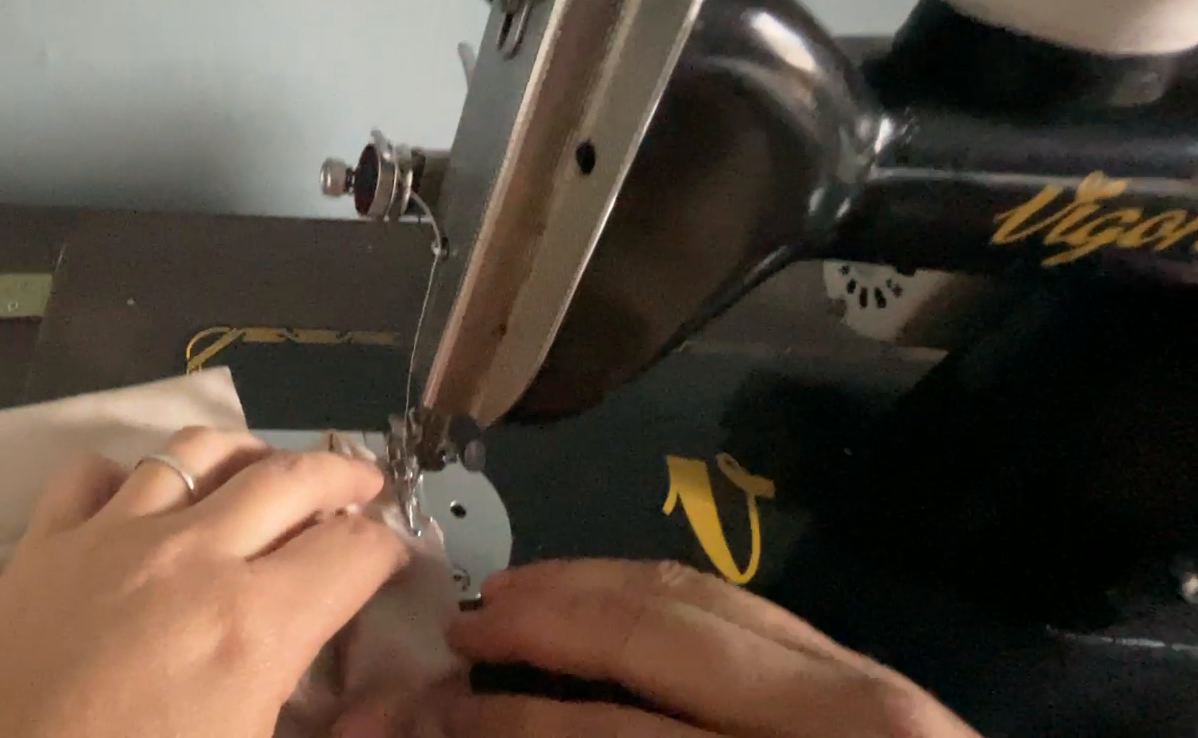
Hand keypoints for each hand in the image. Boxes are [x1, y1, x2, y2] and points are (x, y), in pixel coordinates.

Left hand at [0, 426, 409, 737]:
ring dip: (247, 451)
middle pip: (287, 478)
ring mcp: (109, 536)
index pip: (350, 551)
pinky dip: (127, 475)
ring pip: (196, 451)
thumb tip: (377, 708)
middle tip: (365, 481)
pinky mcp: (41, 544)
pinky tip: (140, 498)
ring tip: (268, 468)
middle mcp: (190, 556)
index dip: (388, 547)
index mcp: (251, 628)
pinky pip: (93, 475)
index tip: (396, 555)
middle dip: (342, 471)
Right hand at [338, 558, 979, 737]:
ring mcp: (857, 678)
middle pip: (647, 635)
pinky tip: (589, 585)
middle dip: (536, 626)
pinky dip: (635, 581)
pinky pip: (719, 593)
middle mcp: (840, 717)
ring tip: (504, 592)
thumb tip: (491, 729)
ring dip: (575, 583)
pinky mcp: (855, 662)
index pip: (622, 734)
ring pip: (679, 591)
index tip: (446, 711)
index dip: (519, 721)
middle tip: (461, 630)